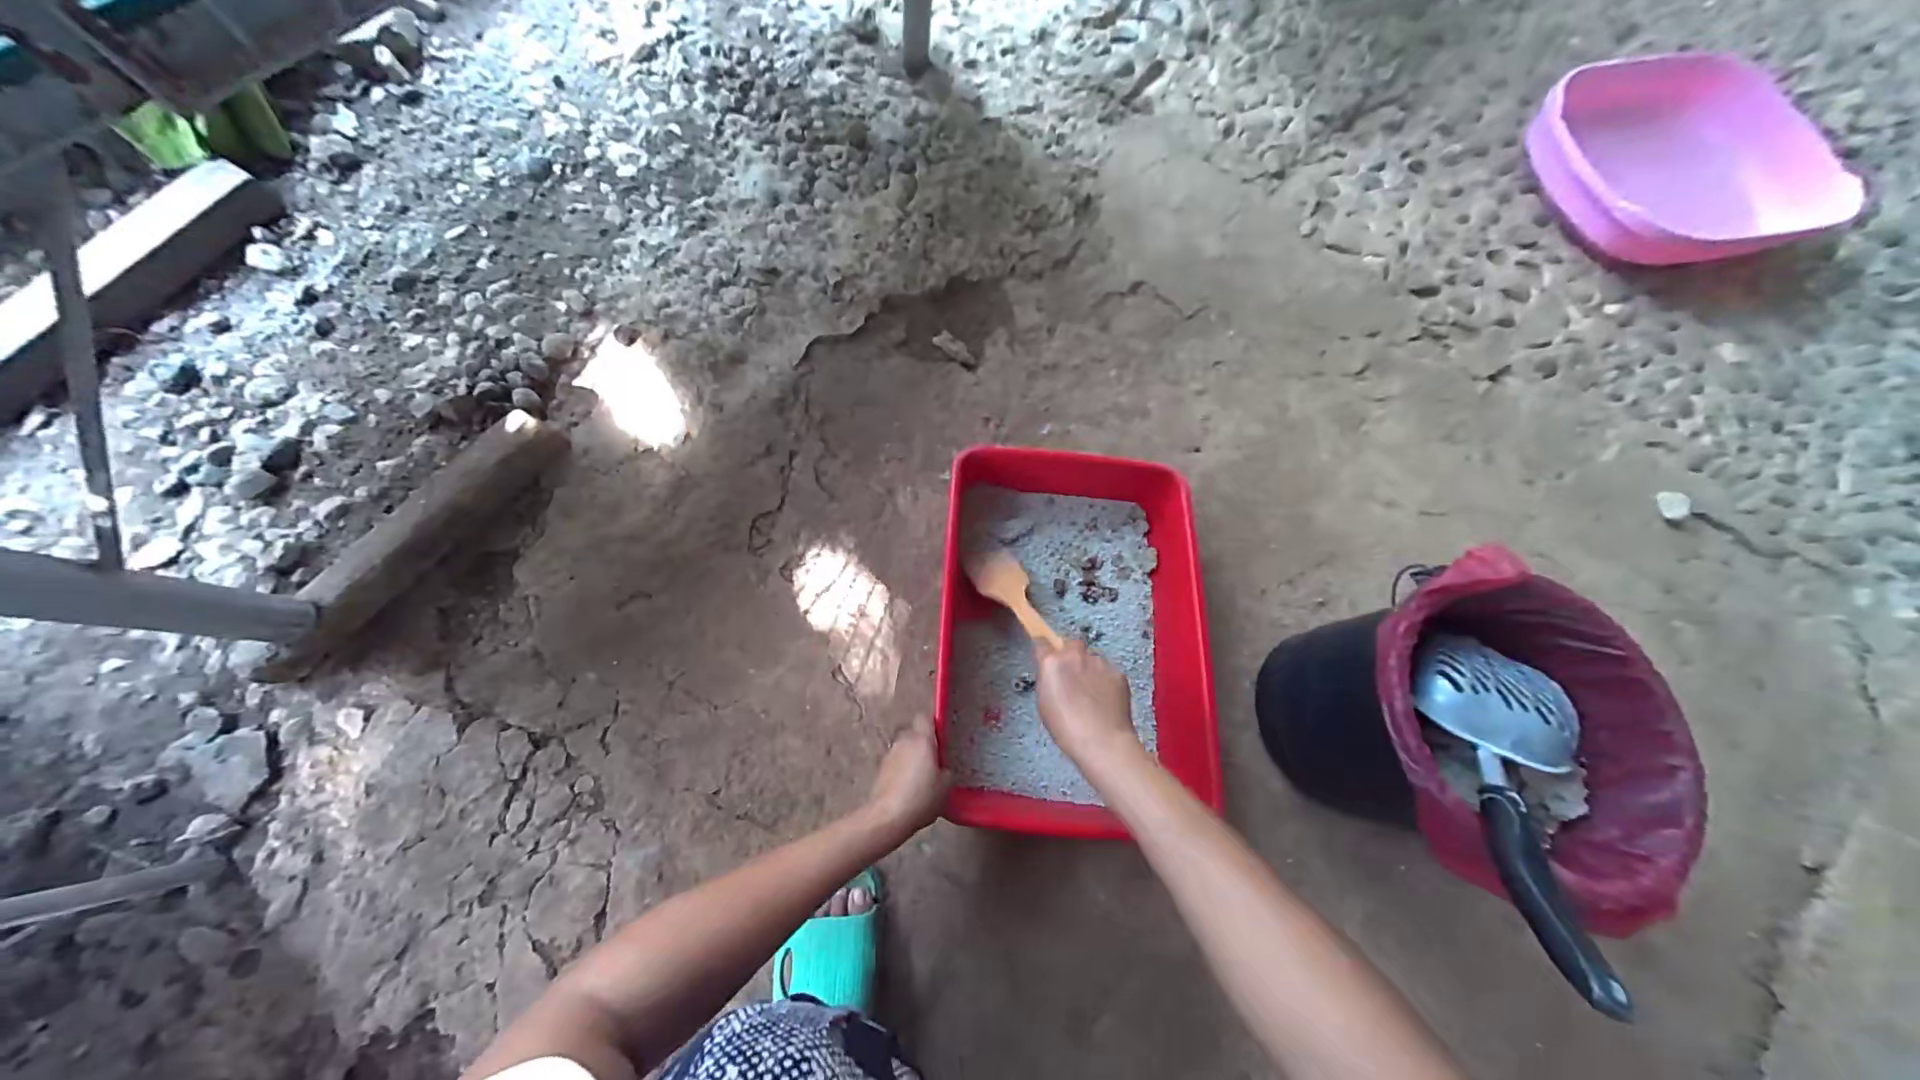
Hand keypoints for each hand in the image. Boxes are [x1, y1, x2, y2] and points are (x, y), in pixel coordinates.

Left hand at [865, 714, 949, 835]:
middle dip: (924, 745)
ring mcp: (889, 756)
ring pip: (905, 750)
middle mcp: (903, 742)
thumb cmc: (922, 797)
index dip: (934, 724)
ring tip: (923, 779)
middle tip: (936, 762)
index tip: (942, 736)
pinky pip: (896, 764)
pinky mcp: (880, 771)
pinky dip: (903, 771)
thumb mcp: (946, 786)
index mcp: (922, 740)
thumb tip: (942, 768)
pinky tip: (909, 790)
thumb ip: (946, 770)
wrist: (888, 817)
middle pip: (915, 735)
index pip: (925, 718)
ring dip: (912, 759)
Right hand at [1033, 639, 1138, 764]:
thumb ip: (1047, 679)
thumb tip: (1052, 673)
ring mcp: (1099, 662)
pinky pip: (1107, 671)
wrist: (1103, 742)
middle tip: (1071, 676)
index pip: (1042, 642)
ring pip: (1091, 658)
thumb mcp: (1044, 703)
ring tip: (1091, 694)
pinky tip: (1105, 700)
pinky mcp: (1118, 672)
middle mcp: (1075, 656)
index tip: (1045, 658)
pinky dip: (1105, 680)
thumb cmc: (1066, 729)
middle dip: (1070, 655)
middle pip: (1070, 644)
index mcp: (1052, 662)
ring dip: (1089, 669)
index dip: (1044, 651)